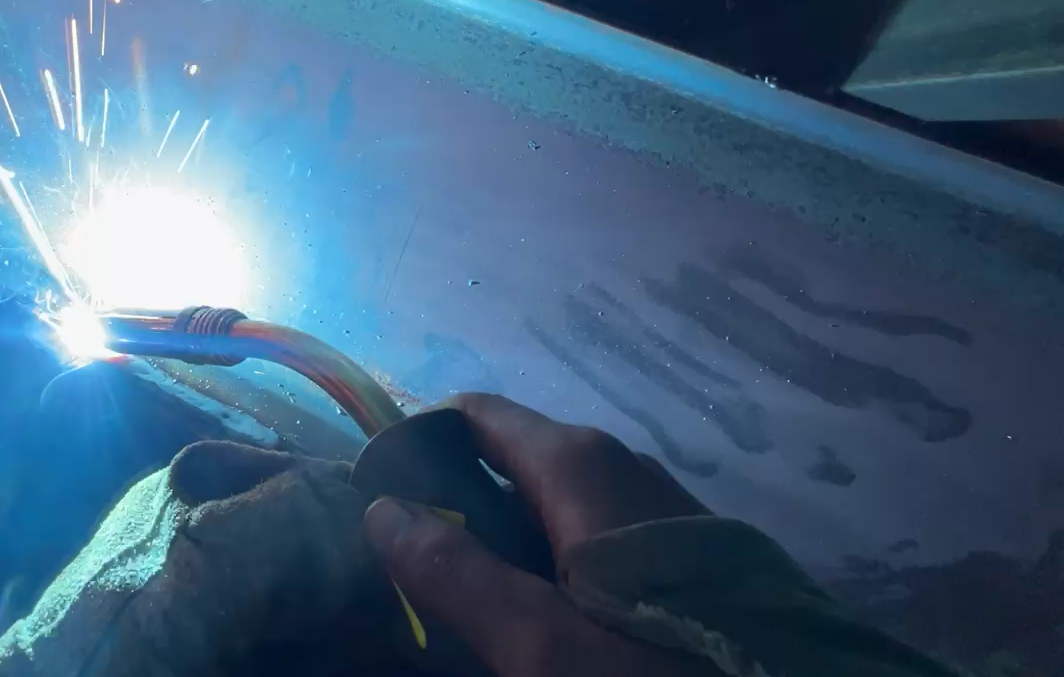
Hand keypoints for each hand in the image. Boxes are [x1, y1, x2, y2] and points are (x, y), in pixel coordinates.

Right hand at [364, 393, 716, 675]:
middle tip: (423, 570)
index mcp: (578, 463)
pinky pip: (588, 533)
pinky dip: (548, 560)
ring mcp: (654, 507)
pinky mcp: (681, 551)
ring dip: (502, 539)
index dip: (420, 444)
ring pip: (547, 499)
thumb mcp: (547, 649)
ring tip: (476, 603)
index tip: (385, 498)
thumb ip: (455, 574)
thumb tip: (382, 510)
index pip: (472, 415)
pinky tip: (548, 618)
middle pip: (506, 457)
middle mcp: (615, 465)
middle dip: (457, 504)